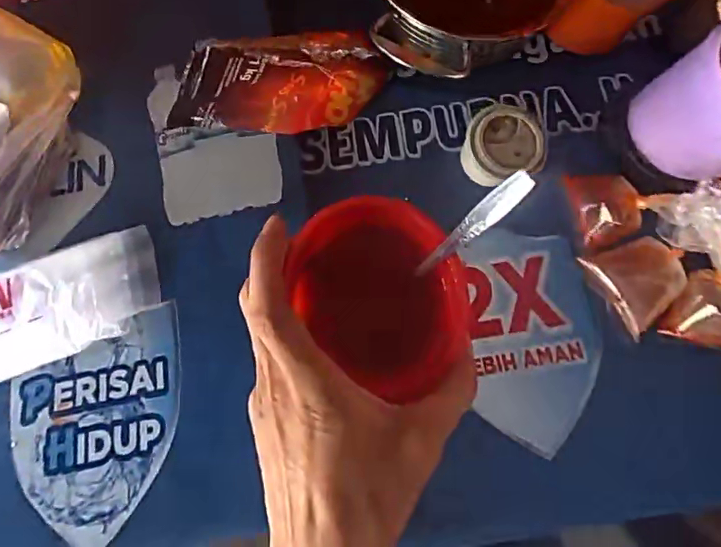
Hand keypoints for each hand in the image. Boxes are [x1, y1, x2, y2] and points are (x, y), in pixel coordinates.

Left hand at [240, 215, 474, 546]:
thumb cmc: (364, 496)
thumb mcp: (418, 445)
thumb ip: (446, 394)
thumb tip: (467, 352)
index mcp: (302, 377)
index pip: (266, 304)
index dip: (265, 258)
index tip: (277, 225)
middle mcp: (271, 381)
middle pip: (253, 309)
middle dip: (267, 266)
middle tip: (294, 243)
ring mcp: (261, 403)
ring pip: (256, 334)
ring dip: (271, 299)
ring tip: (305, 283)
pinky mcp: (262, 422)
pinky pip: (264, 359)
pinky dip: (277, 332)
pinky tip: (310, 346)